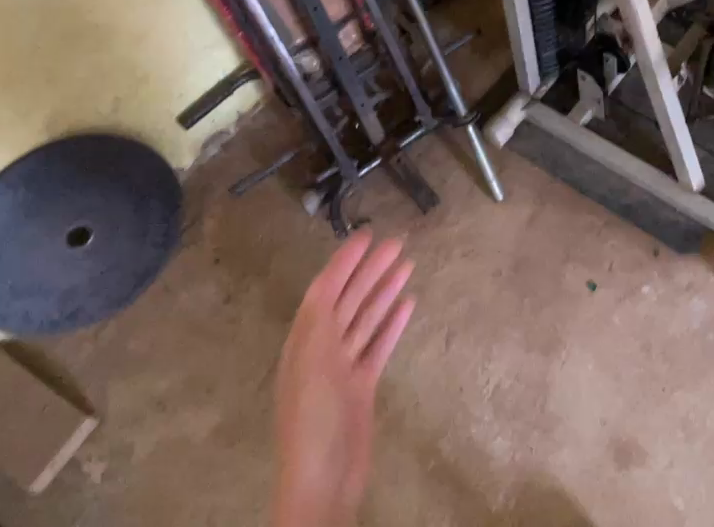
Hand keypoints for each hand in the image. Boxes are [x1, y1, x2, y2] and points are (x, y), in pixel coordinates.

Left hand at [273, 232, 415, 526]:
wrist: (323, 479)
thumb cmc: (313, 419)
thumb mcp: (310, 363)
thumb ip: (319, 320)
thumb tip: (328, 279)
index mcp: (305, 339)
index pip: (326, 289)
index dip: (345, 261)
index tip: (366, 234)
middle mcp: (323, 347)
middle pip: (350, 299)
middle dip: (370, 270)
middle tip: (397, 241)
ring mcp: (344, 367)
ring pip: (367, 319)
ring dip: (384, 290)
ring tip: (407, 263)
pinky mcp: (363, 385)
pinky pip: (378, 345)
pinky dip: (392, 323)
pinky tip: (408, 303)